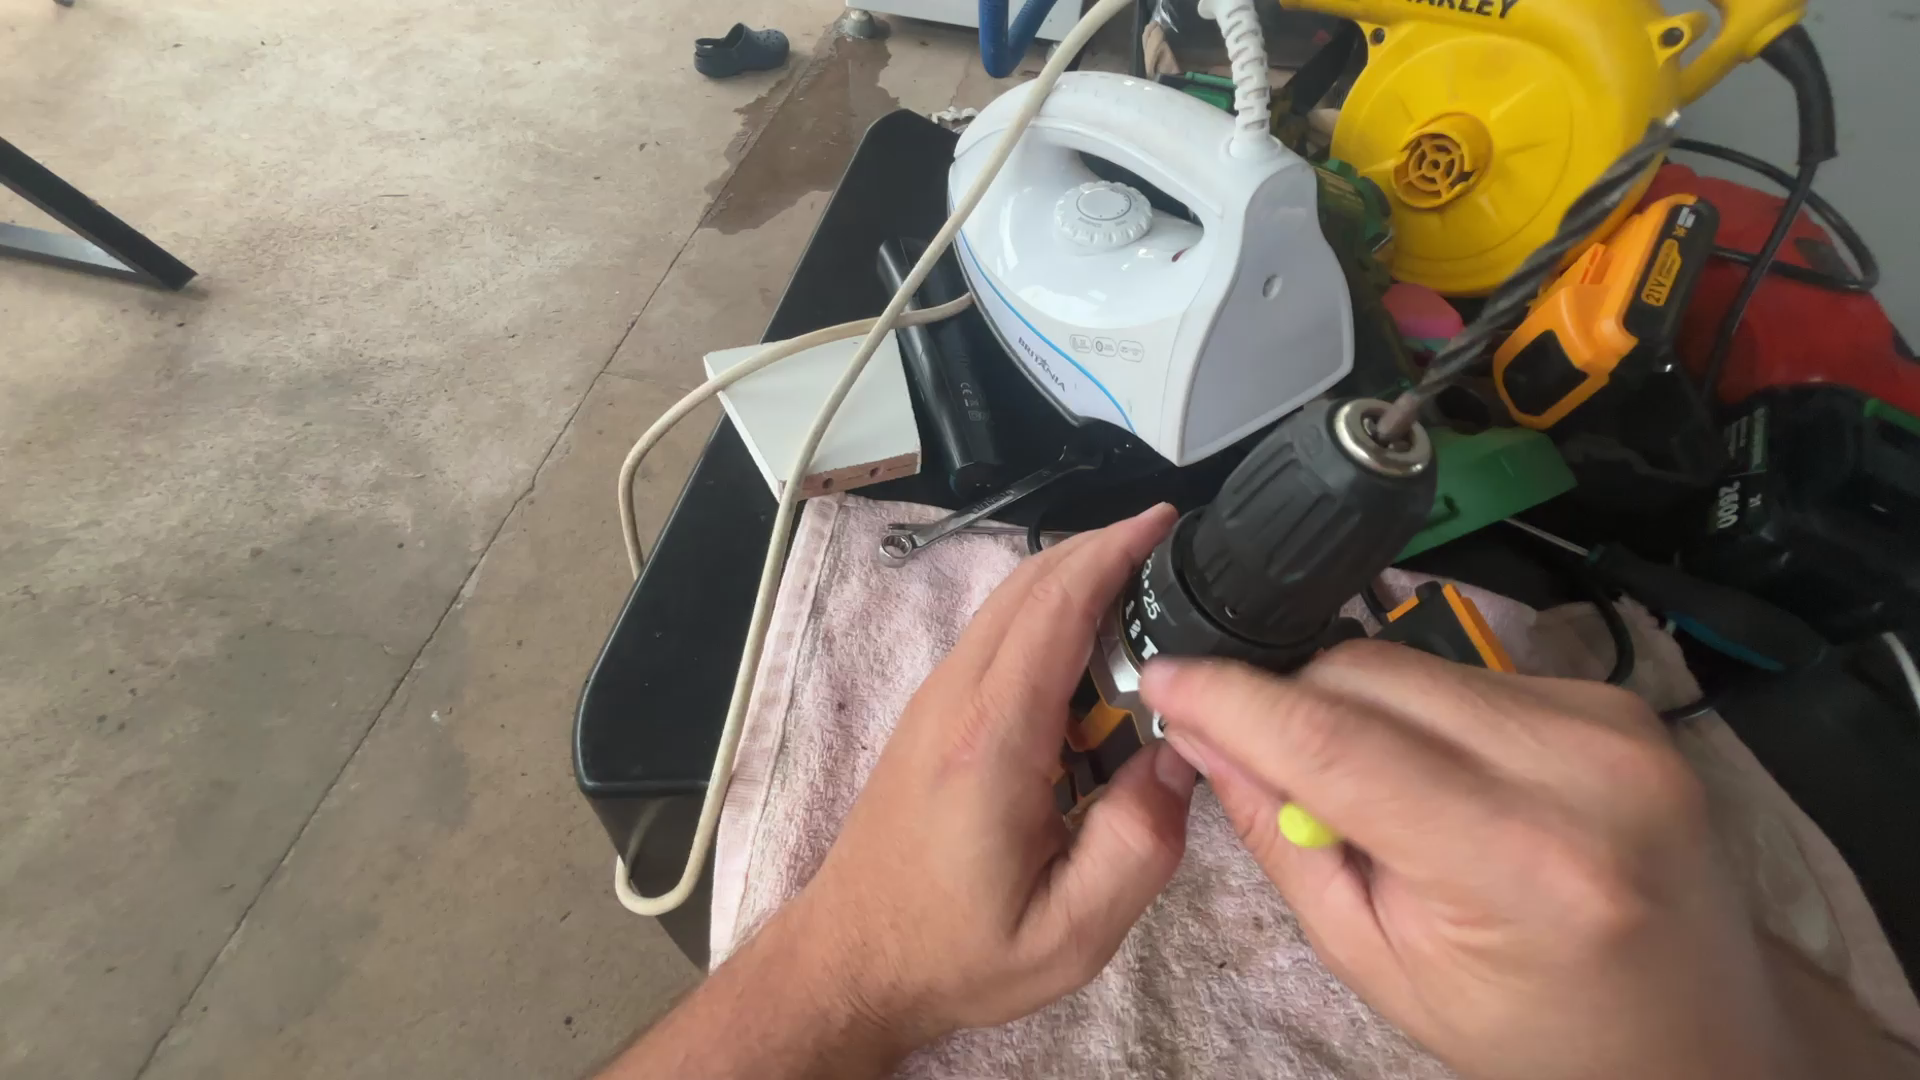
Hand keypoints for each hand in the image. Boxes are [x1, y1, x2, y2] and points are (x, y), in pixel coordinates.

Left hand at [786, 503, 1195, 1046]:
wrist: (854, 953)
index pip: (1055, 606)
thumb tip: (1180, 754)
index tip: (1161, 521)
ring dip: (1072, 579)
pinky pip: (995, 634)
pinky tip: (1087, 650)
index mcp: (995, 735)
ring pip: (1008, 603)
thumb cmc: (957, 948)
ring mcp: (937, 695)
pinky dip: (1046, 614)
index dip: (1111, 551)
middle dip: (1098, 550)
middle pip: (1028, 585)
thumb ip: (1139, 844)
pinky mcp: (933, 709)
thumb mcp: (1070, 931)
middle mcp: (958, 694)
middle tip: (1166, 550)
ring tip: (1139, 594)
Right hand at [1142, 643, 1787, 1079]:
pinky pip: (1442, 669)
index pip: (1331, 742)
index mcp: (1520, 864)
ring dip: (1336, 703)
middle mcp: (1578, 769)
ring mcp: (1604, 720)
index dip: (1229, 700)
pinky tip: (1416, 762)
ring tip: (1352, 777)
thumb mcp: (1371, 957)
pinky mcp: (1604, 695)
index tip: (1160, 678)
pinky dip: (1396, 704)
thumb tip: (1197, 735)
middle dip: (1277, 700)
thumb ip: (1274, 835)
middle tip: (1250, 753)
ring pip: (1394, 661)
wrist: (1704, 1034)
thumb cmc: (1523, 1027)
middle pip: (1358, 676)